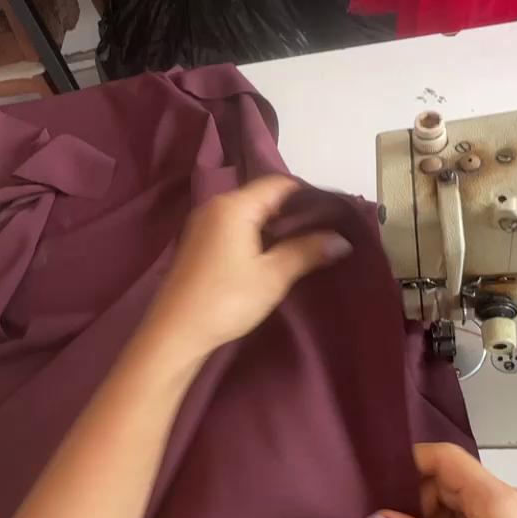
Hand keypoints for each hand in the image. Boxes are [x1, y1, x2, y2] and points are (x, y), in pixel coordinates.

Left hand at [140, 175, 350, 359]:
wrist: (175, 333)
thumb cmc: (225, 301)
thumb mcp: (272, 276)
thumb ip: (307, 252)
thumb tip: (341, 239)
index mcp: (234, 205)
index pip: (279, 184)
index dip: (309, 196)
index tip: (333, 215)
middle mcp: (215, 206)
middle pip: (263, 197)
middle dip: (294, 212)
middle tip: (324, 232)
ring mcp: (203, 224)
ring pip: (249, 213)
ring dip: (275, 226)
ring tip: (304, 245)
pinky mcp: (198, 244)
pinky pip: (234, 228)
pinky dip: (256, 236)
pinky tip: (271, 256)